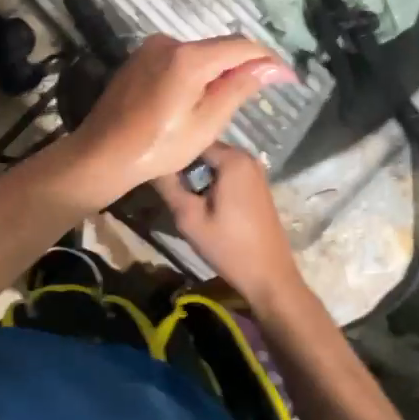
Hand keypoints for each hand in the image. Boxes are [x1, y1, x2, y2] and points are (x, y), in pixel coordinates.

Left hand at [68, 34, 293, 205]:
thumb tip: (271, 68)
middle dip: (245, 64)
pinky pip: (178, 58)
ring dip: (219, 69)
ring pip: (198, 53)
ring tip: (234, 97)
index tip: (288, 78)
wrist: (103, 151)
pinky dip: (196, 71)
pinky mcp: (139, 58)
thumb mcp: (206, 122)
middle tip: (267, 89)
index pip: (241, 46)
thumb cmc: (158, 145)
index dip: (267, 59)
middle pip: (219, 46)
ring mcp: (150, 48)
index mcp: (188, 56)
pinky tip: (201, 95)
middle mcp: (168, 42)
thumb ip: (238, 88)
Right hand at [155, 143, 300, 302]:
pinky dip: (210, 181)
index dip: (171, 151)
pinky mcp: (256, 187)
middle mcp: (247, 158)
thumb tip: (148, 161)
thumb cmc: (229, 247)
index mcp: (233, 159)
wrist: (270, 279)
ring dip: (196, 174)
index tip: (154, 165)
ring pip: (213, 163)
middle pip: (203, 150)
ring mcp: (255, 172)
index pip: (191, 139)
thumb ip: (167, 186)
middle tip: (163, 181)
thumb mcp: (189, 217)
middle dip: (183, 163)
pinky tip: (199, 199)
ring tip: (177, 190)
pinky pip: (225, 173)